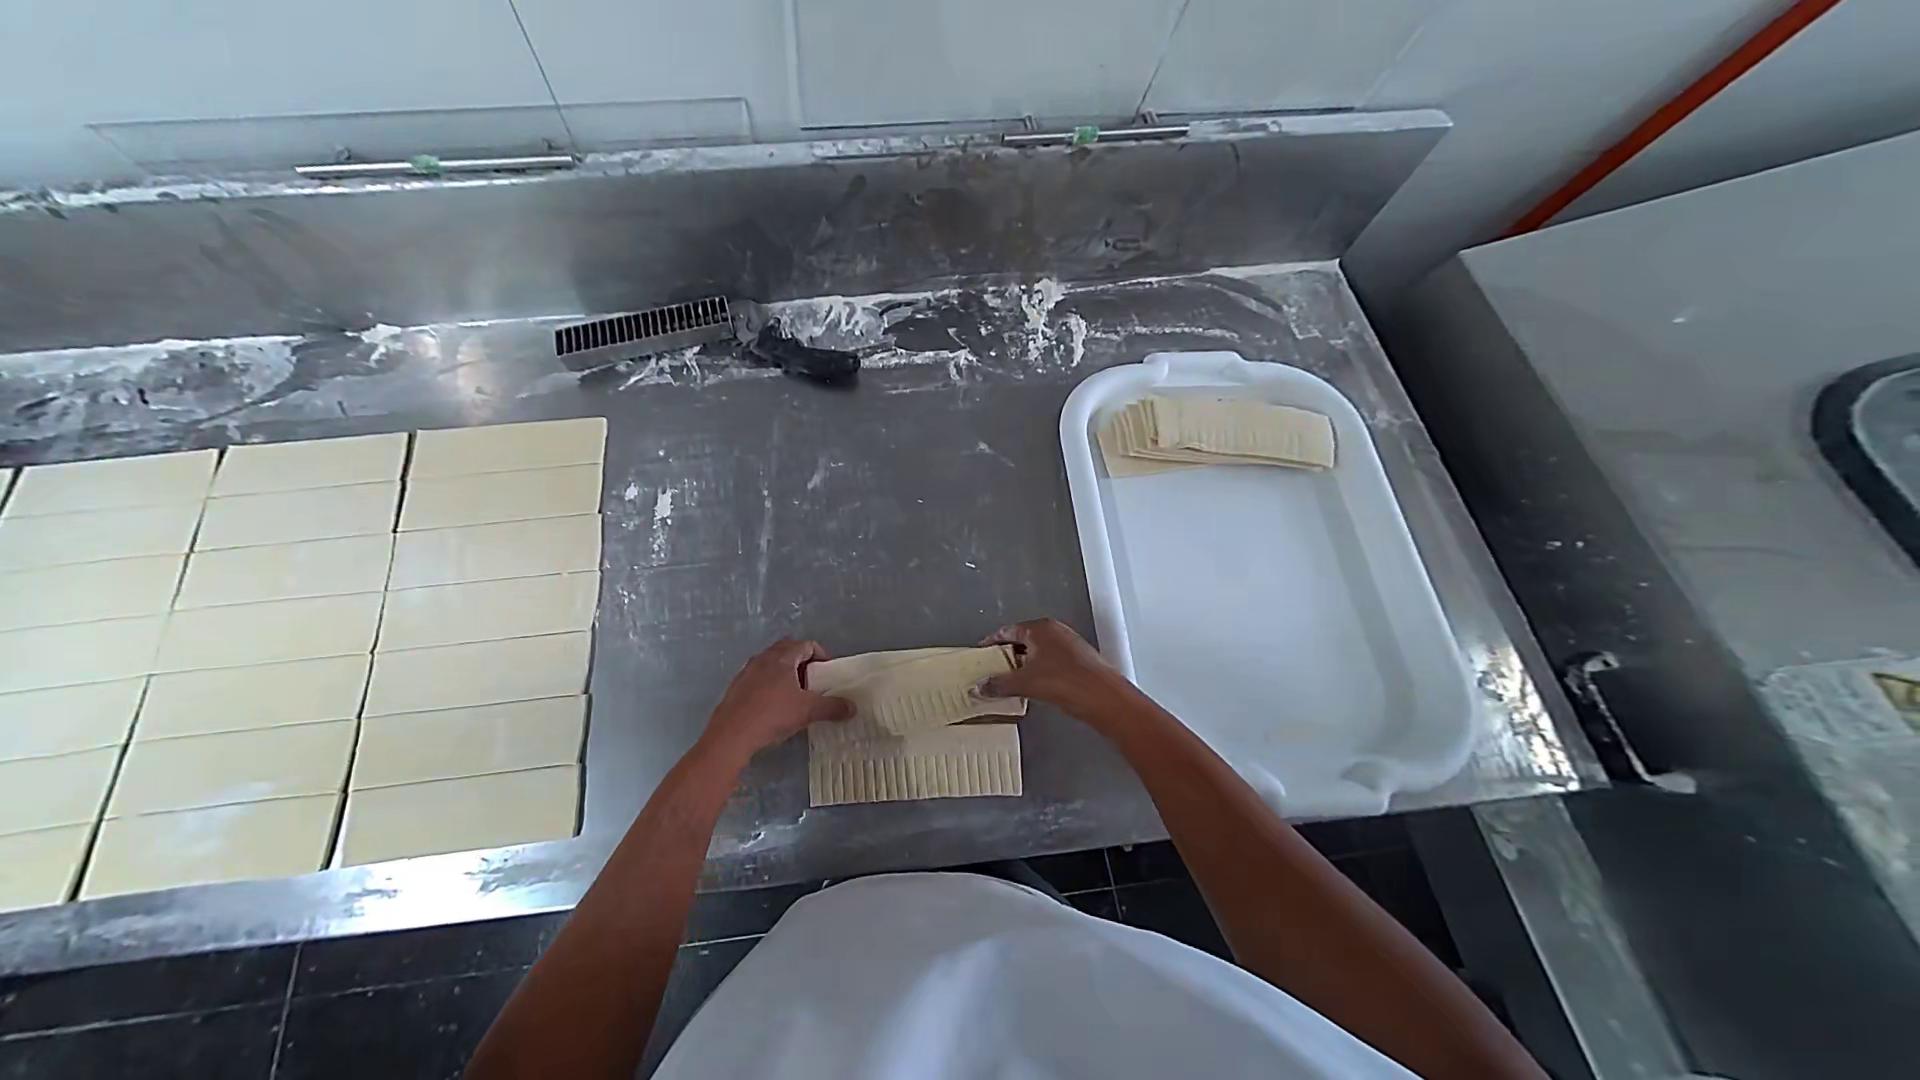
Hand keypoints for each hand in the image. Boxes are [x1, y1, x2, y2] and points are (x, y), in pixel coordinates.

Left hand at [702, 639, 852, 759]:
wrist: (731, 735)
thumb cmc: (772, 714)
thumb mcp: (808, 711)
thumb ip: (832, 707)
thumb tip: (852, 708)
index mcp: (782, 657)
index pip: (806, 645)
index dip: (821, 655)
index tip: (827, 672)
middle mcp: (763, 659)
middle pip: (788, 651)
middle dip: (803, 663)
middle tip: (813, 682)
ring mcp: (746, 672)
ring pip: (771, 665)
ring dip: (785, 675)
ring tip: (795, 695)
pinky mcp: (735, 688)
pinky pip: (758, 679)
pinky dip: (770, 686)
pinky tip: (774, 708)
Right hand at [977, 618, 1133, 716]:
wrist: (1104, 699)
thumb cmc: (1068, 682)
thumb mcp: (1025, 683)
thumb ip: (999, 684)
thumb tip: (982, 686)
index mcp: (1041, 628)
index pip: (1008, 630)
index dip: (992, 642)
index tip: (983, 652)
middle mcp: (1056, 631)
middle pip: (1024, 639)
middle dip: (1008, 654)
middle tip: (994, 669)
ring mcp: (1070, 645)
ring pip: (1039, 651)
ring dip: (1024, 664)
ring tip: (1012, 681)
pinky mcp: (1080, 660)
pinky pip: (1052, 661)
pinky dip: (1040, 670)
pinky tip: (1036, 687)